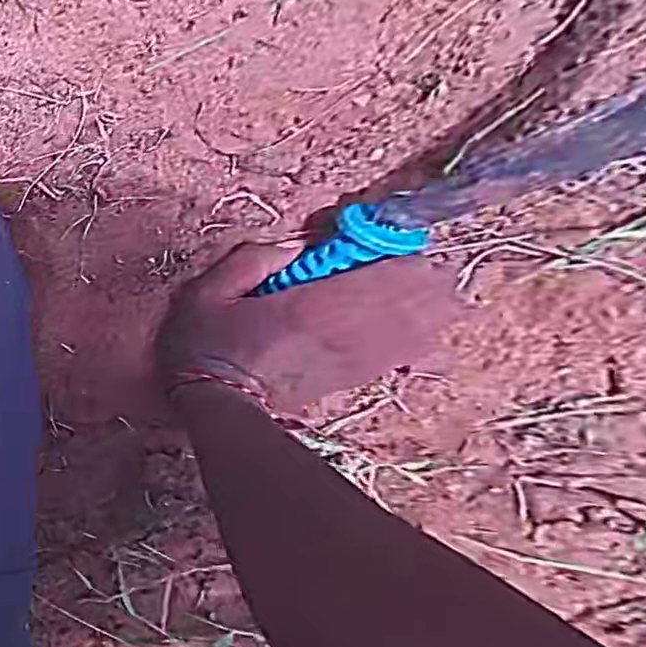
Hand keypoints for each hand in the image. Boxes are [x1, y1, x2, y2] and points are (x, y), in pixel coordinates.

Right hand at [156, 240, 458, 410]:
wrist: (216, 400)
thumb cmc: (207, 345)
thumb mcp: (207, 293)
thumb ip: (251, 260)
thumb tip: (296, 246)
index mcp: (321, 303)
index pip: (399, 263)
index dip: (385, 246)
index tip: (349, 249)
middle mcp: (358, 328)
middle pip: (436, 287)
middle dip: (411, 270)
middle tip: (368, 270)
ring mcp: (368, 354)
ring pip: (438, 316)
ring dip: (417, 299)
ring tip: (376, 296)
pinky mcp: (367, 373)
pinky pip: (420, 344)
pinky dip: (412, 327)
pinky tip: (374, 324)